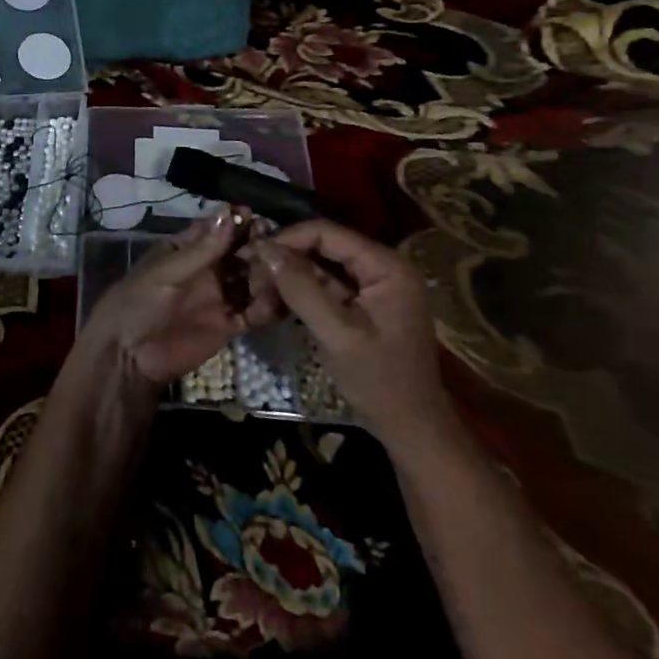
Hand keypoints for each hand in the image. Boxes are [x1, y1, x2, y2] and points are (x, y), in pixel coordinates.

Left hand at [81, 207, 268, 386]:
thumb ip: (200, 249)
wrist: (128, 354)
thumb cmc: (137, 303)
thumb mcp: (165, 272)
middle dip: (259, 248)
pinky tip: (273, 303)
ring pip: (253, 280)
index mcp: (186, 250)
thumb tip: (228, 213)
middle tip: (275, 247)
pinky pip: (255, 312)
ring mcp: (220, 296)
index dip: (238, 223)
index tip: (257, 218)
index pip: (218, 230)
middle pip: (241, 253)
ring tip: (279, 274)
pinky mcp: (230, 324)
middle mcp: (208, 269)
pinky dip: (268, 307)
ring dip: (267, 276)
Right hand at [241, 219, 453, 443]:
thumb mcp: (337, 333)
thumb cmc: (379, 379)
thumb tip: (264, 249)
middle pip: (318, 247)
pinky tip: (271, 309)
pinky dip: (294, 296)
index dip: (285, 240)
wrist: (408, 424)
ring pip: (314, 268)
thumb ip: (301, 288)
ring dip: (283, 281)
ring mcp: (369, 287)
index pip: (326, 233)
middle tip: (252, 287)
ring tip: (258, 303)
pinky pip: (319, 287)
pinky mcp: (357, 304)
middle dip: (281, 264)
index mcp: (386, 267)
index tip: (250, 258)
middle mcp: (379, 268)